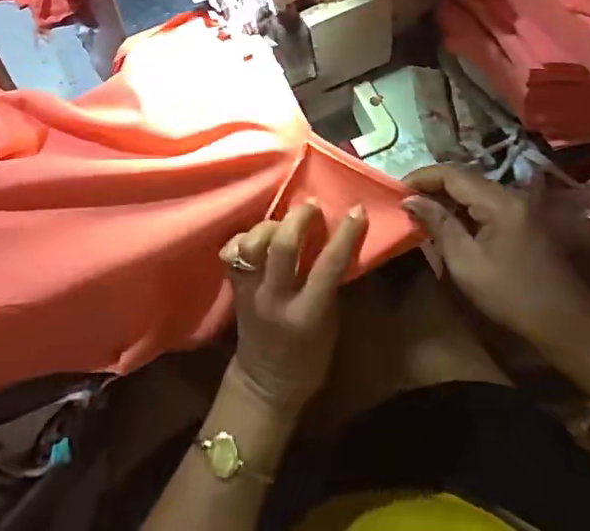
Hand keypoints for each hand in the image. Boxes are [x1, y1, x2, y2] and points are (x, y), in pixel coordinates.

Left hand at [220, 201, 368, 410]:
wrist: (265, 383)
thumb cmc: (309, 358)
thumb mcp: (330, 325)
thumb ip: (330, 285)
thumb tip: (338, 242)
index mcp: (307, 315)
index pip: (328, 266)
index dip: (345, 235)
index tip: (356, 210)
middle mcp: (274, 299)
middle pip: (283, 247)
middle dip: (299, 218)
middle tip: (313, 206)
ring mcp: (249, 292)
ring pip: (253, 244)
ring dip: (271, 224)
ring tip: (285, 219)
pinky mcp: (233, 287)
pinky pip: (233, 251)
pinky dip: (246, 237)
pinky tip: (260, 234)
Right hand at [401, 165, 589, 343]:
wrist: (566, 323)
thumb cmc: (512, 295)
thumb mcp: (466, 262)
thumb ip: (438, 224)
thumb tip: (411, 199)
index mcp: (499, 201)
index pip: (451, 173)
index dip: (420, 177)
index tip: (395, 191)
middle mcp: (511, 194)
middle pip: (463, 178)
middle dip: (431, 186)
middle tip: (404, 202)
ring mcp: (520, 206)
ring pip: (474, 190)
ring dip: (446, 197)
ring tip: (419, 211)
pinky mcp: (523, 220)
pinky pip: (485, 203)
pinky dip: (463, 208)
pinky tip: (447, 223)